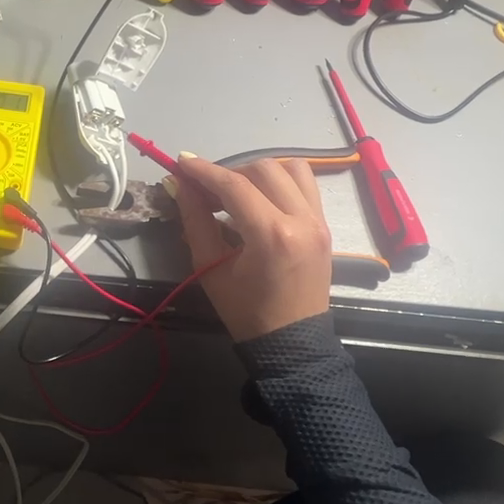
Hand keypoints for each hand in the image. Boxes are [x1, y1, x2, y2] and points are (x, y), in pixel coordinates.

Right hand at [174, 157, 332, 340]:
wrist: (291, 342)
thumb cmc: (246, 311)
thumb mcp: (210, 267)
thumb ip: (195, 220)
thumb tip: (180, 185)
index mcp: (272, 235)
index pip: (234, 186)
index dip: (204, 171)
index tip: (181, 162)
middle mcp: (301, 220)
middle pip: (262, 169)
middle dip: (229, 172)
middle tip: (206, 190)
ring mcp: (318, 220)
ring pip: (289, 168)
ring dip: (257, 172)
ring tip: (236, 193)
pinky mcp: (324, 224)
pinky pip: (305, 184)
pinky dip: (280, 181)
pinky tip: (260, 198)